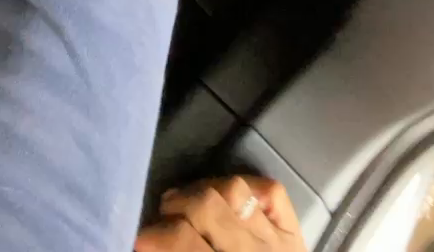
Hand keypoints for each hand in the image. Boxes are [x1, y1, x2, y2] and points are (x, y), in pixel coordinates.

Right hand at [135, 176, 307, 250]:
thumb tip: (148, 248)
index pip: (183, 240)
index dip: (154, 236)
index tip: (140, 239)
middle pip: (206, 205)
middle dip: (175, 206)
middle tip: (162, 219)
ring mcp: (277, 240)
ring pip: (235, 191)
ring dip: (205, 190)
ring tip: (189, 202)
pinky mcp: (294, 232)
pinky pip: (271, 191)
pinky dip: (250, 186)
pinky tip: (229, 198)